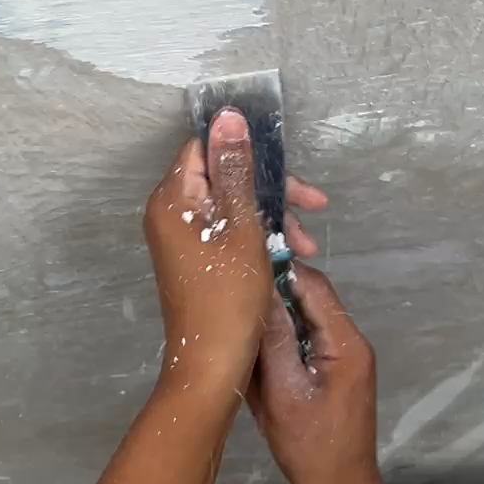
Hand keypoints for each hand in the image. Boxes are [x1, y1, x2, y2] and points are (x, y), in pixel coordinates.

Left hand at [142, 110, 328, 392]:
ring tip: (306, 244)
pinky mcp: (194, 256)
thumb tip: (228, 115)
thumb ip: (235, 169)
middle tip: (313, 207)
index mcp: (173, 198)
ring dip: (271, 216)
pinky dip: (257, 235)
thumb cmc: (227, 296)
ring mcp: (180, 236)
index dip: (248, 154)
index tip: (288, 174)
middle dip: (271, 190)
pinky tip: (289, 253)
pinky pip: (227, 229)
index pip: (206, 149)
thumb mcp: (241, 226)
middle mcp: (170, 212)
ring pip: (231, 206)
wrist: (211, 368)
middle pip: (223, 176)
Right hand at [246, 262, 382, 483]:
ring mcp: (346, 355)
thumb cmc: (309, 446)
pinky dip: (284, 334)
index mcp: (345, 342)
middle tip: (236, 288)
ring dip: (278, 313)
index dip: (279, 269)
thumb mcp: (282, 391)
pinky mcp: (336, 369)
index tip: (243, 265)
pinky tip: (258, 342)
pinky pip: (308, 336)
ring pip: (307, 315)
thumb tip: (260, 290)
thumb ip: (273, 339)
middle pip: (311, 297)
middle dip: (275, 291)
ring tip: (242, 312)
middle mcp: (351, 341)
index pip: (313, 285)